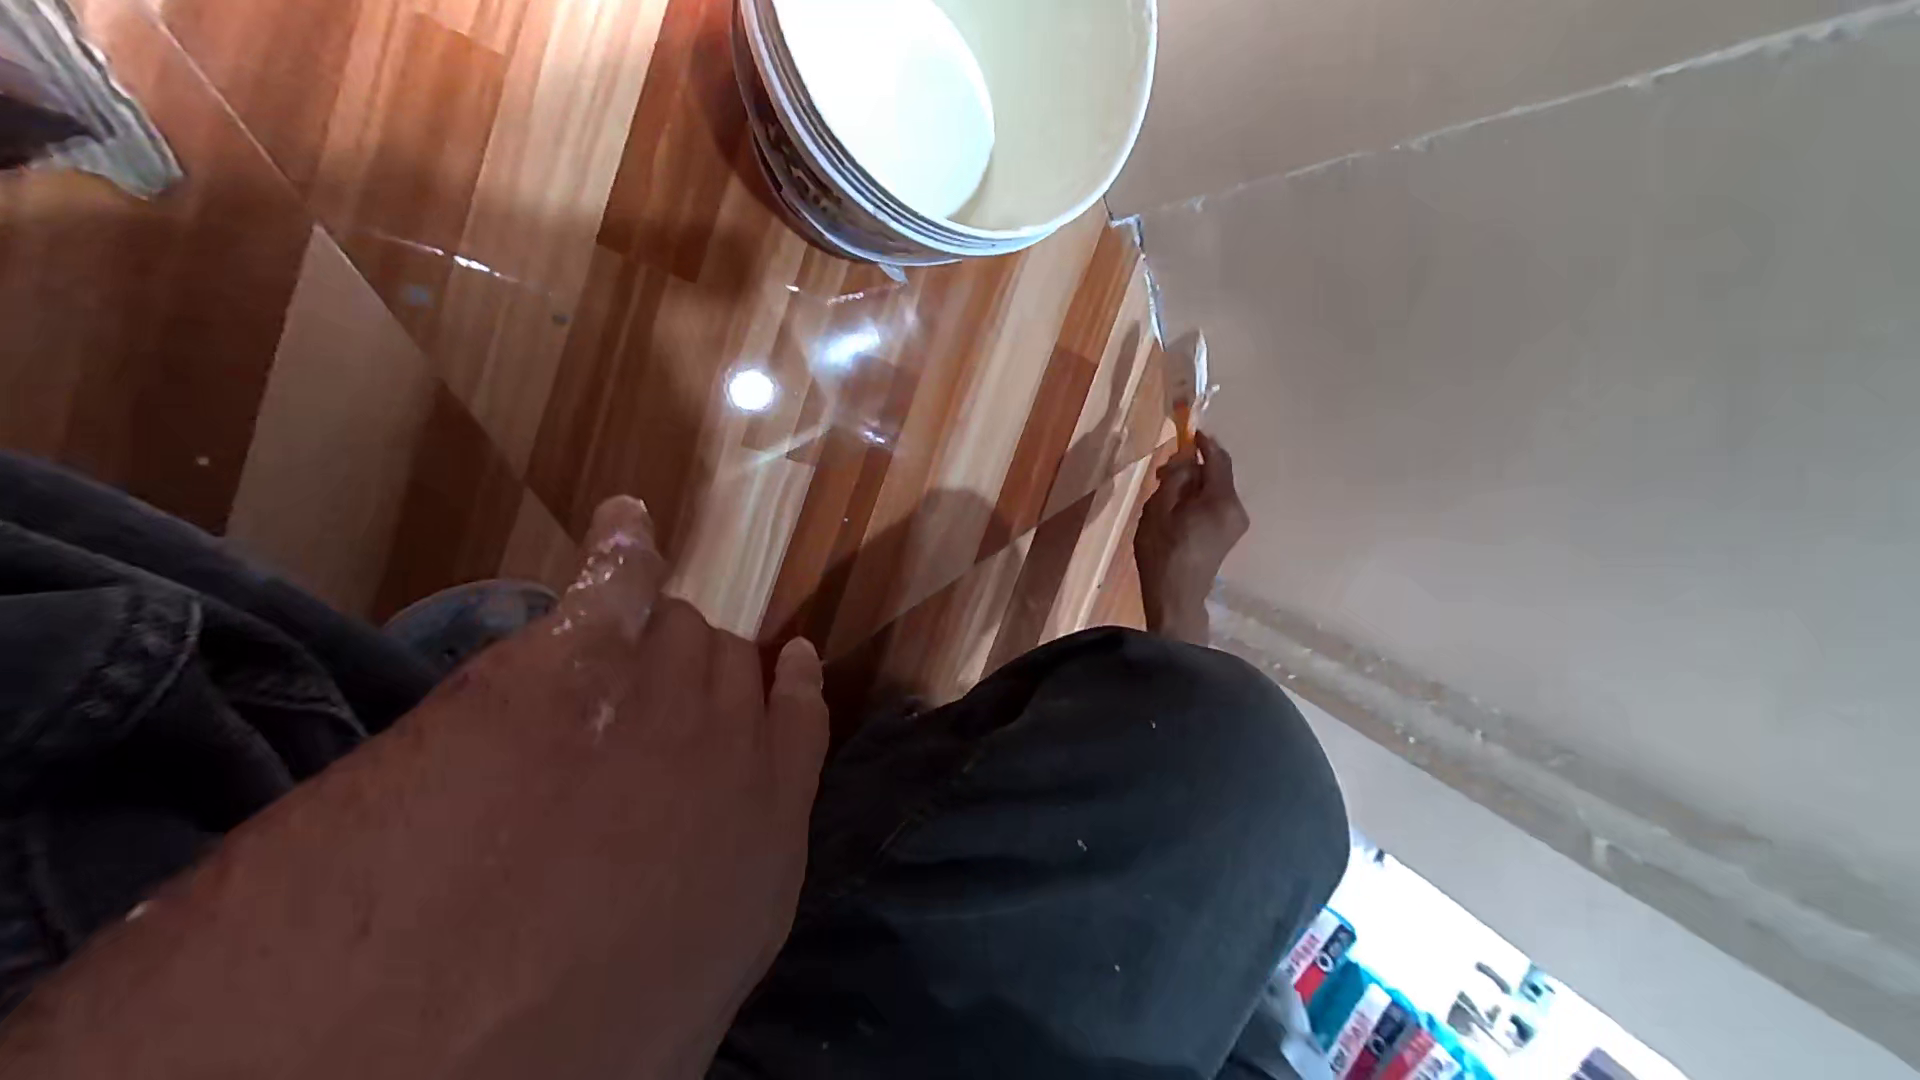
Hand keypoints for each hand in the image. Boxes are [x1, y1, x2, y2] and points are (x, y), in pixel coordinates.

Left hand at [0, 496, 829, 1079]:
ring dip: (659, 634)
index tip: (784, 663)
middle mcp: (732, 752)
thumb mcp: (684, 994)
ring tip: (634, 630)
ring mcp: (654, 704)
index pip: (799, 722)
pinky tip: (626, 521)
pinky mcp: (562, 671)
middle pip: (734, 663)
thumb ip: (724, 900)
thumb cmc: (560, 1056)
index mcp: (767, 833)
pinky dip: (624, 549)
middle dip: (705, 670)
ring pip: (681, 629)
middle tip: (653, 691)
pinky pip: (618, 584)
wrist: (408, 1062)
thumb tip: (716, 860)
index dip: (788, 687)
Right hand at [1134, 431, 1249, 644]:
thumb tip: (1186, 458)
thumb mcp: (1158, 509)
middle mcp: (1236, 509)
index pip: (1218, 459)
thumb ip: (1174, 478)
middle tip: (1163, 471)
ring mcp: (1235, 525)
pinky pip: (1214, 506)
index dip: (1204, 444)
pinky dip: (1197, 500)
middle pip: (1217, 475)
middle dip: (1193, 468)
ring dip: (1193, 486)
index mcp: (1222, 500)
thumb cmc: (1163, 552)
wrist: (1175, 597)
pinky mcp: (1227, 536)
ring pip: (1215, 492)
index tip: (1189, 433)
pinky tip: (1176, 509)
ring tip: (1164, 492)